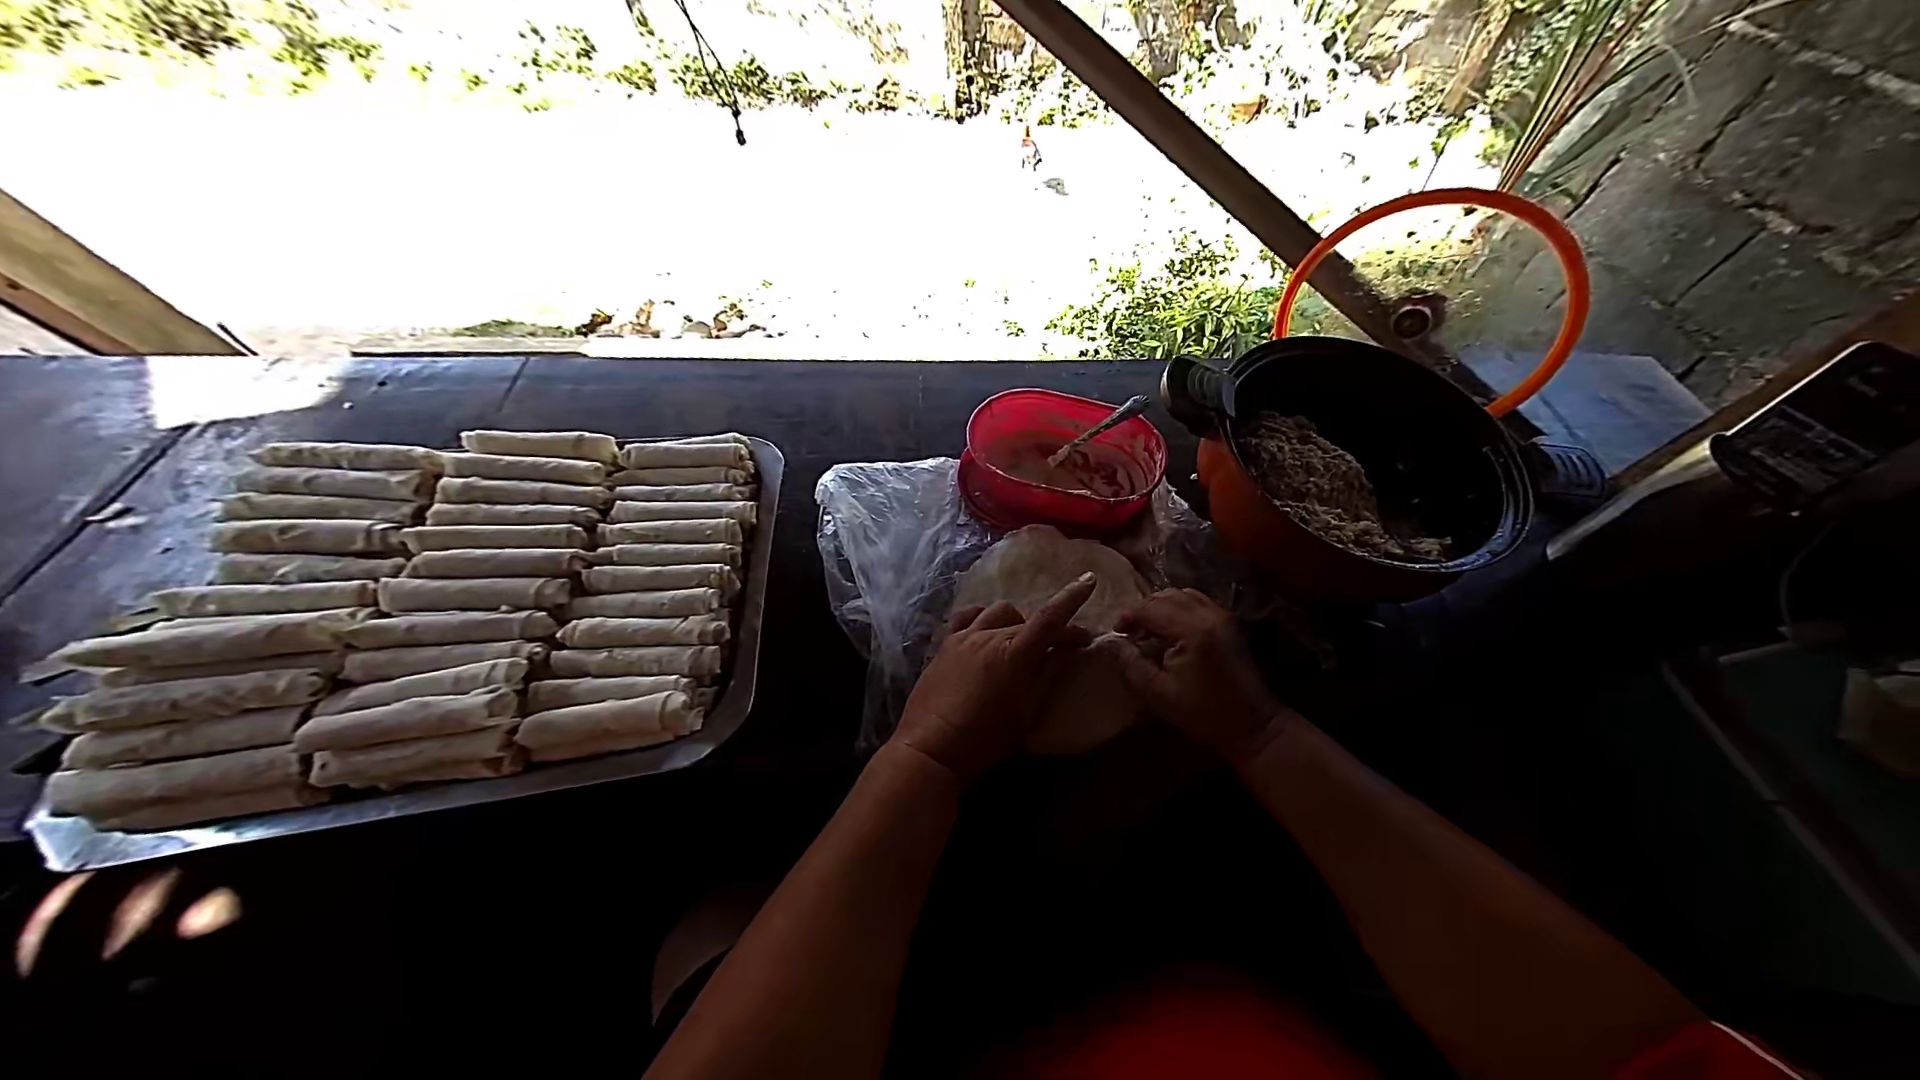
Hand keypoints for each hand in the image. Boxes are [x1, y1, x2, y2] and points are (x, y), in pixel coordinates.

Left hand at [892, 573, 1096, 782]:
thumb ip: (1044, 680)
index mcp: (1014, 653)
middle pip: (1027, 620)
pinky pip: (967, 617)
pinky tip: (984, 631)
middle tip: (1058, 647)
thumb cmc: (983, 741)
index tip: (1088, 581)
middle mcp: (989, 636)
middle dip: (1048, 629)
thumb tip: (1059, 657)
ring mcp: (963, 637)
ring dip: (1015, 621)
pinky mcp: (944, 645)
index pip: (1050, 618)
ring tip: (1018, 640)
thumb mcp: (1024, 716)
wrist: (930, 748)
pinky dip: (982, 618)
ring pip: (997, 612)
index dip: (1071, 597)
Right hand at [1115, 589, 1292, 764]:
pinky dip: (1178, 608)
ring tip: (1149, 630)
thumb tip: (1112, 643)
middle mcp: (1208, 614)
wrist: (1252, 725)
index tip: (1116, 632)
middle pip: (1165, 596)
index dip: (1128, 617)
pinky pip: (1196, 601)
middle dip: (1142, 610)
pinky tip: (1170, 629)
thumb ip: (1131, 663)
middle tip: (1130, 632)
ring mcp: (1221, 615)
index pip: (1150, 608)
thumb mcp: (1157, 693)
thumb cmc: (1203, 713)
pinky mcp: (1228, 621)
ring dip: (1160, 607)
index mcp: (1192, 630)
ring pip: (1181, 594)